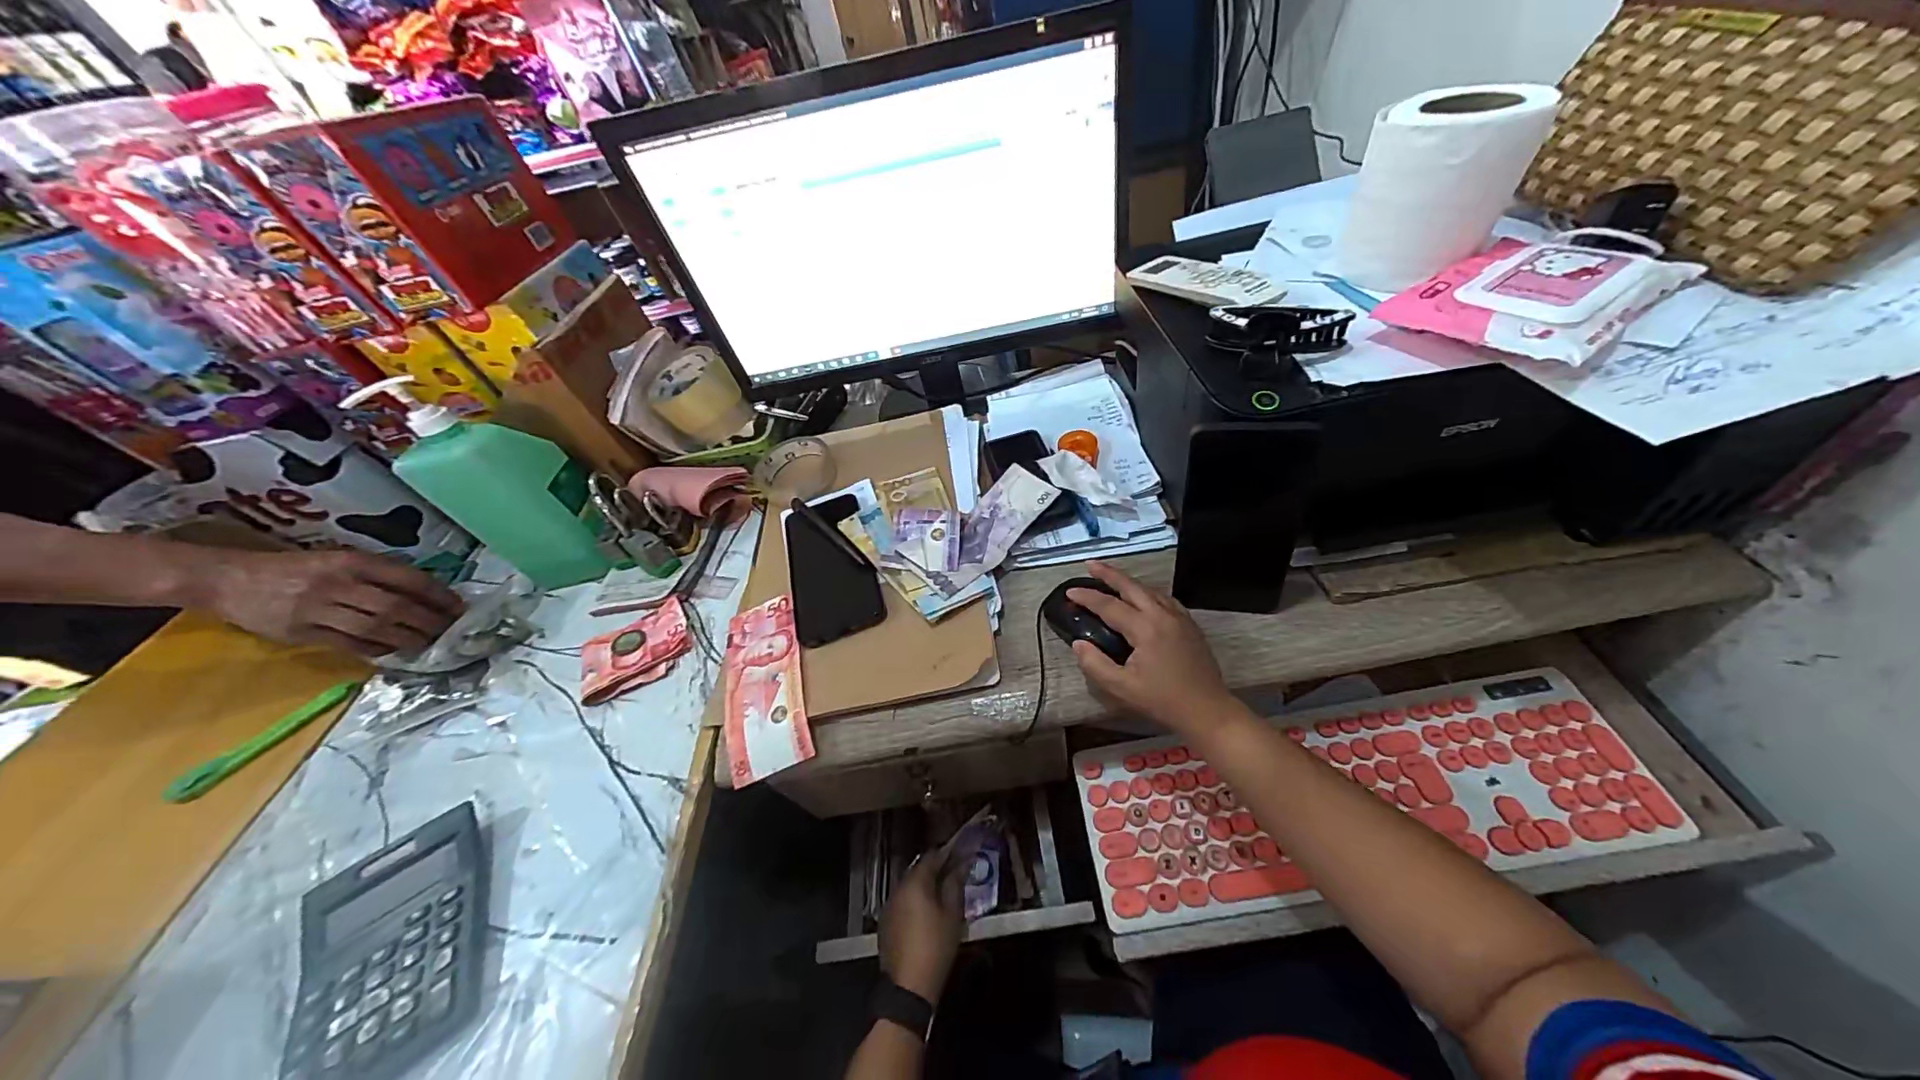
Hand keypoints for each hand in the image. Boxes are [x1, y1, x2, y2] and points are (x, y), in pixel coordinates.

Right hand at [199, 549, 463, 658]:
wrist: (227, 579)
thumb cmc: (295, 568)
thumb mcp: (338, 560)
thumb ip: (377, 574)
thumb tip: (426, 594)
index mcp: (351, 562)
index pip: (406, 578)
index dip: (437, 595)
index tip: (459, 607)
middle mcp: (336, 584)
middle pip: (394, 607)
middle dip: (428, 621)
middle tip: (450, 631)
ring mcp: (316, 610)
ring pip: (374, 628)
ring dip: (407, 639)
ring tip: (429, 643)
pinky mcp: (299, 633)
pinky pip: (347, 645)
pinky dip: (375, 650)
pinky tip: (393, 652)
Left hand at [878, 849, 962, 1001]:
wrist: (909, 986)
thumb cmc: (936, 947)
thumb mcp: (952, 915)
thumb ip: (954, 885)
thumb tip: (960, 866)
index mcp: (914, 884)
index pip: (931, 858)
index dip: (946, 854)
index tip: (960, 855)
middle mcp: (898, 890)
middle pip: (917, 871)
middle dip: (935, 870)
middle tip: (954, 875)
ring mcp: (888, 907)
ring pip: (909, 887)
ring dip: (924, 886)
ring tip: (942, 894)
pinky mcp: (885, 923)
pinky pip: (902, 903)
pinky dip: (914, 902)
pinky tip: (926, 913)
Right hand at [1067, 560, 1237, 736]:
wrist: (1207, 710)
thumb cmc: (1162, 700)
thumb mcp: (1122, 688)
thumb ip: (1095, 664)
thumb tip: (1079, 643)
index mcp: (1145, 629)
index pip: (1109, 605)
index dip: (1087, 597)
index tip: (1070, 592)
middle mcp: (1163, 616)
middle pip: (1132, 587)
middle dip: (1109, 574)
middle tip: (1091, 564)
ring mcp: (1180, 618)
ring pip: (1151, 590)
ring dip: (1129, 581)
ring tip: (1112, 577)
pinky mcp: (1190, 625)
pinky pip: (1165, 599)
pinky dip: (1148, 592)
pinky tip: (1143, 596)